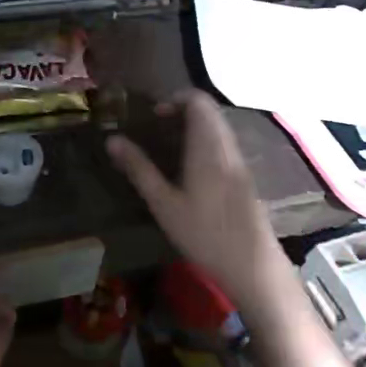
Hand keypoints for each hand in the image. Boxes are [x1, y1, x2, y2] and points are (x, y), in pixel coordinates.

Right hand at [107, 90, 293, 319]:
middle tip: (154, 132)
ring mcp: (240, 163)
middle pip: (209, 112)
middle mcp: (227, 147)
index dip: (175, 99)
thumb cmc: (204, 234)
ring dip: (193, 129)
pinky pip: (224, 145)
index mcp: (208, 147)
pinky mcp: (245, 178)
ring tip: (166, 150)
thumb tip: (112, 140)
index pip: (198, 101)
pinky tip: (188, 171)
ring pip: (218, 129)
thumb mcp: (164, 204)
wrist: (253, 266)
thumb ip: (139, 169)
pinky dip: (204, 144)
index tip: (152, 116)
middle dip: (181, 113)